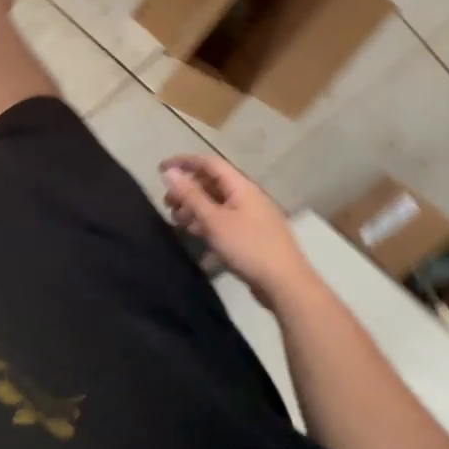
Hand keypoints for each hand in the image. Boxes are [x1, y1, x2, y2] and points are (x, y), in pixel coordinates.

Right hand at [162, 154, 315, 308]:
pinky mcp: (254, 234)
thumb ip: (190, 195)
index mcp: (242, 187)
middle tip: (168, 204)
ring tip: (178, 221)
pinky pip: (225, 218)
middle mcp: (248, 197)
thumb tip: (169, 172)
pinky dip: (207, 221)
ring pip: (218, 202)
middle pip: (212, 183)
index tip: (161, 169)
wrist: (287, 286)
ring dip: (195, 207)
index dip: (183, 162)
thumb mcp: (213, 220)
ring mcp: (253, 216)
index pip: (209, 163)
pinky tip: (196, 233)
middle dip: (187, 190)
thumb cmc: (249, 247)